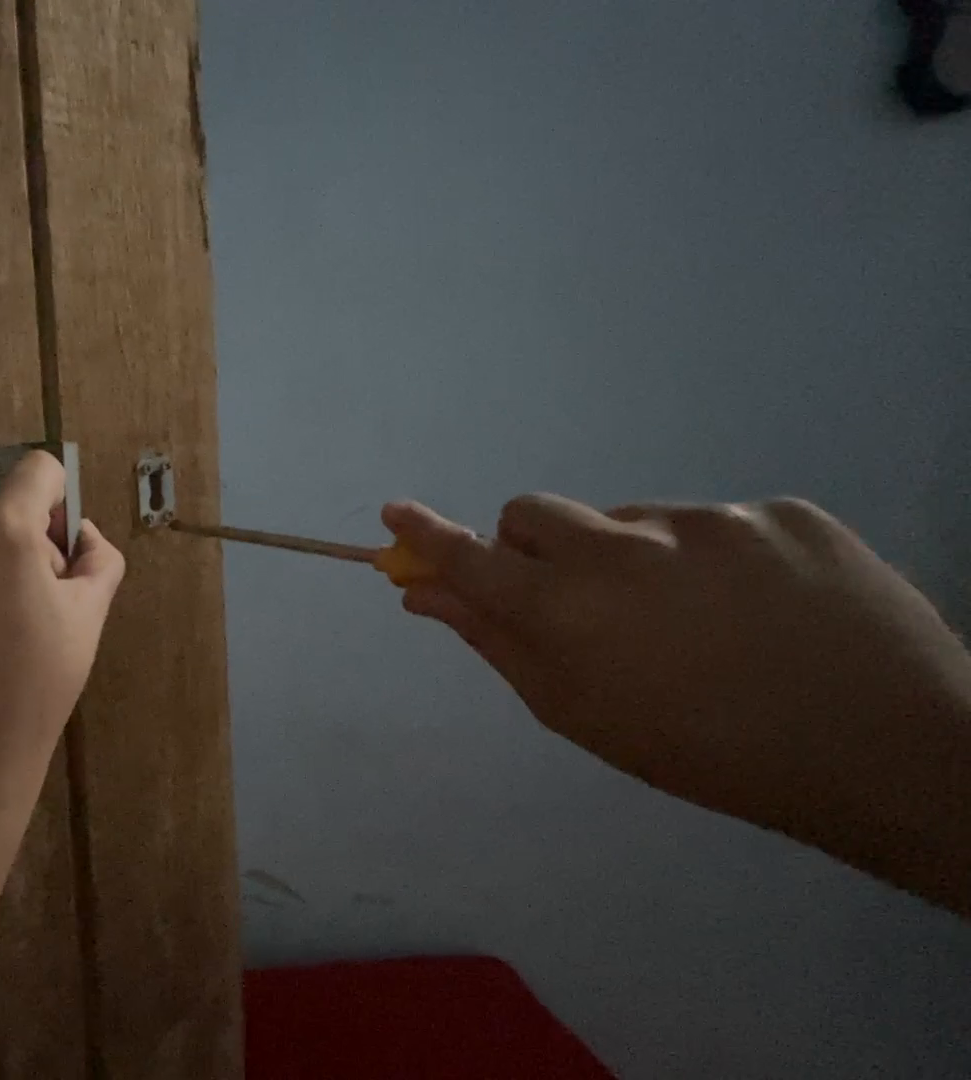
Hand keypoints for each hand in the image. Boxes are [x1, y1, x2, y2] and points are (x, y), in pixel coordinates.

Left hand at [0, 450, 125, 806]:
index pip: (38, 468)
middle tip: (32, 598)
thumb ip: (98, 553)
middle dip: (22, 538)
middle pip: (0, 507)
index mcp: (5, 528)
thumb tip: (80, 530)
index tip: (58, 544)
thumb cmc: (42, 676)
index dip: (58, 498)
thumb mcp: (91, 612)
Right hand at [383, 494, 970, 907]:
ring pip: (623, 519)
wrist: (890, 754)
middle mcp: (620, 547)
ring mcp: (706, 521)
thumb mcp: (573, 707)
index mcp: (562, 607)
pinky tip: (752, 605)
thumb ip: (489, 639)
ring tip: (688, 616)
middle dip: (531, 546)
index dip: (425, 532)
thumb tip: (420, 592)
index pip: (467, 553)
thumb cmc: (697, 748)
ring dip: (626, 557)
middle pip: (532, 512)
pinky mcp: (780, 512)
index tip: (395, 512)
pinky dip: (706, 556)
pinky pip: (708, 521)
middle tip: (570, 596)